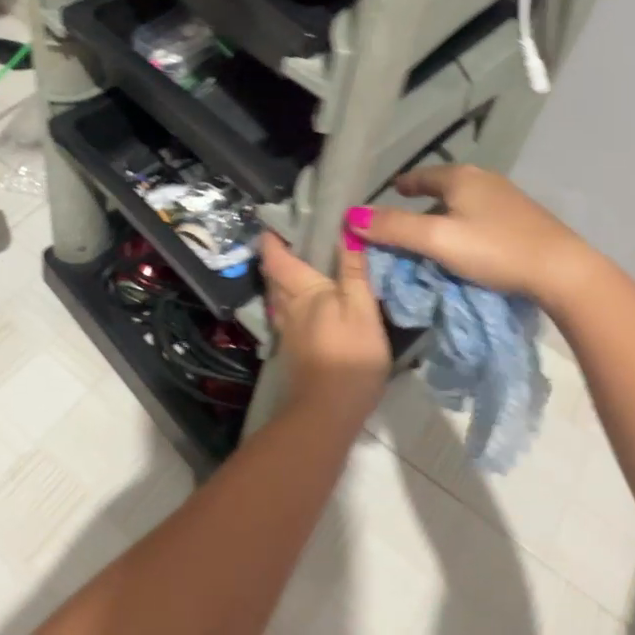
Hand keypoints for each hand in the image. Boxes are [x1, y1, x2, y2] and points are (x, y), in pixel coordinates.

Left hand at [260, 231, 389, 424]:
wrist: (327, 411)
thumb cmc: (349, 355)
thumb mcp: (361, 308)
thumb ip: (353, 269)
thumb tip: (346, 228)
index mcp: (301, 290)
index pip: (277, 257)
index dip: (272, 239)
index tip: (273, 223)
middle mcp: (286, 307)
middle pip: (275, 277)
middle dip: (278, 257)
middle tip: (291, 240)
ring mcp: (287, 332)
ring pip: (279, 298)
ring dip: (283, 281)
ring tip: (301, 269)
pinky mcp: (294, 351)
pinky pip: (287, 315)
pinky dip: (292, 302)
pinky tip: (306, 307)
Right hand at [350, 165, 595, 299]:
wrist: (561, 270)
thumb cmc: (495, 249)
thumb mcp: (437, 240)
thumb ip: (394, 228)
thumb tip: (351, 216)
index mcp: (462, 178)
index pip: (423, 175)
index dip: (405, 184)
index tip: (391, 191)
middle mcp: (486, 180)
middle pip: (445, 186)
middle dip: (424, 199)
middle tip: (406, 216)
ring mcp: (509, 199)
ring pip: (466, 202)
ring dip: (447, 213)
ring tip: (434, 233)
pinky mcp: (525, 221)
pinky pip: (484, 216)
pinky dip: (467, 224)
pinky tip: (468, 244)